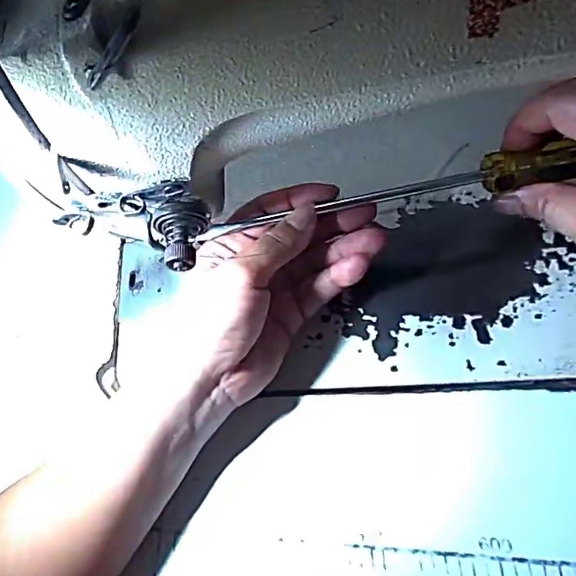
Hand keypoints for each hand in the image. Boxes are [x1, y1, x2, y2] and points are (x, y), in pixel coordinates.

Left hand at [127, 185, 386, 430]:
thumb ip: (276, 243)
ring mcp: (273, 289)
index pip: (269, 214)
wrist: (210, 379)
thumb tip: (302, 215)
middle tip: (363, 215)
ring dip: (344, 249)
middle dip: (333, 224)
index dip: (300, 202)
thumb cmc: (205, 330)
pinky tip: (354, 265)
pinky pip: (319, 287)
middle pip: (299, 236)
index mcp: (229, 246)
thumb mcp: (240, 274)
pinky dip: (338, 275)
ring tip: (370, 240)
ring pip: (314, 261)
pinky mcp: (290, 313)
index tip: (327, 196)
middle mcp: (252, 265)